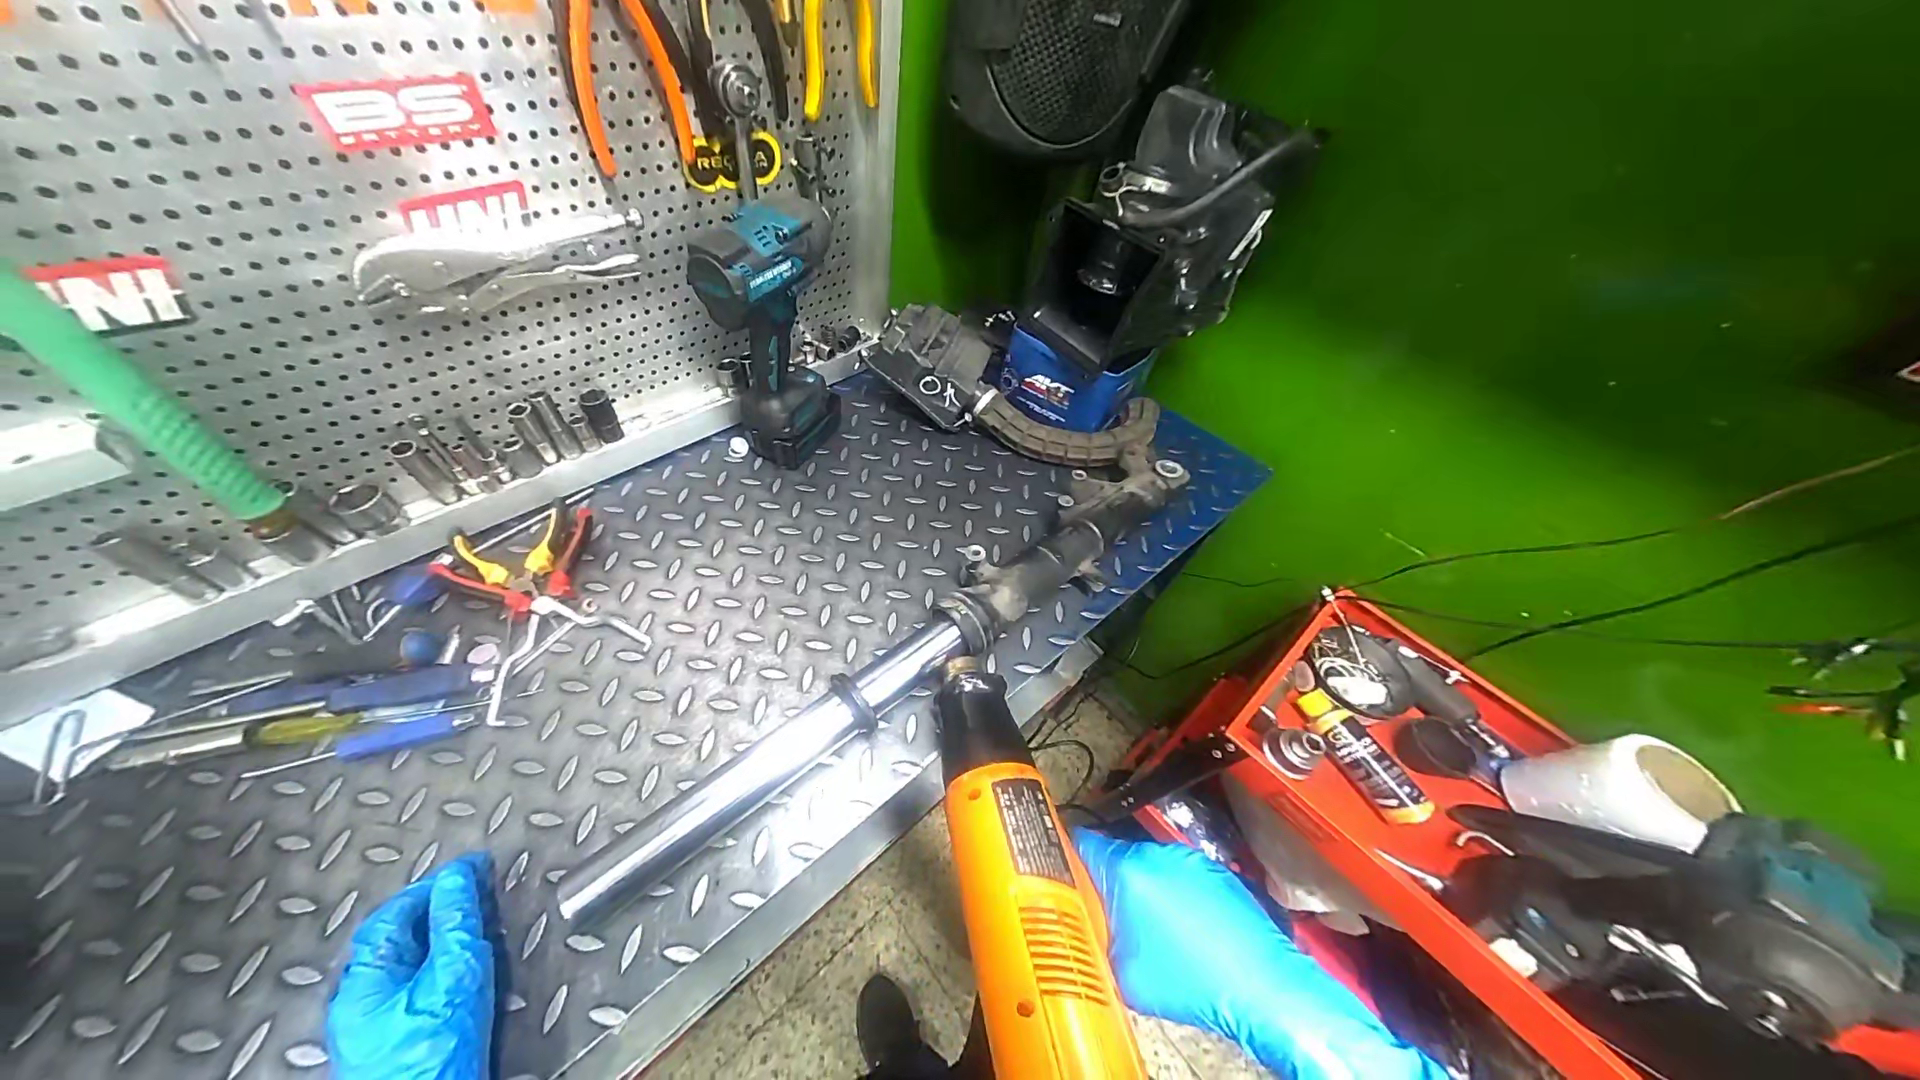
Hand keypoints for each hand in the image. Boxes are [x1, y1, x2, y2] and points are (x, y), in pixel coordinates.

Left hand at [328, 852, 495, 1079]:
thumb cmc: (439, 1043)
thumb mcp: (457, 971)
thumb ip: (456, 920)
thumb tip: (458, 873)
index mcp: (365, 978)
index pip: (395, 912)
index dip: (436, 884)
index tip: (477, 866)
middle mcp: (358, 997)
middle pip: (396, 935)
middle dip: (437, 904)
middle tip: (480, 886)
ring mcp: (372, 1021)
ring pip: (405, 958)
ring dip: (439, 929)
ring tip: (478, 913)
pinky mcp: (394, 1035)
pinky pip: (413, 980)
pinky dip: (439, 955)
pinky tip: (464, 957)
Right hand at [1073, 830, 1445, 1079]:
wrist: (1264, 988)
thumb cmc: (1194, 981)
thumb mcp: (1123, 971)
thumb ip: (1096, 938)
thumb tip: (1086, 929)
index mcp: (1129, 867)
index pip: (1081, 843)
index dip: (1065, 858)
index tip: (1060, 872)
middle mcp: (1157, 853)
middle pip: (1115, 856)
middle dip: (1106, 881)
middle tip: (1104, 913)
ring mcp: (1189, 860)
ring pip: (1147, 865)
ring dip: (1140, 887)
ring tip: (1147, 927)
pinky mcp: (1215, 873)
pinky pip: (1177, 875)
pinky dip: (1171, 894)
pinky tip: (1181, 929)